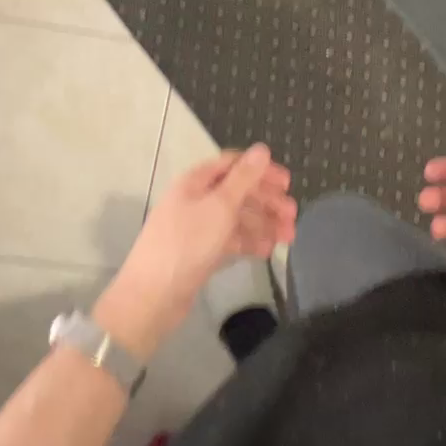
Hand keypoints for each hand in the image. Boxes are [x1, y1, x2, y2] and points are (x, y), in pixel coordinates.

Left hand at [98, 145, 294, 354]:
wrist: (152, 296)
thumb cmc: (187, 243)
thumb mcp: (220, 206)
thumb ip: (243, 178)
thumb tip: (261, 149)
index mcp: (196, 182)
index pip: (233, 164)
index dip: (261, 171)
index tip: (287, 184)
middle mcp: (196, 200)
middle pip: (238, 192)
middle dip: (267, 201)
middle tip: (293, 215)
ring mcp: (197, 227)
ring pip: (237, 217)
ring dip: (264, 223)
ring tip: (288, 237)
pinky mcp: (200, 252)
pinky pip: (230, 240)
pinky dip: (249, 242)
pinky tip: (267, 251)